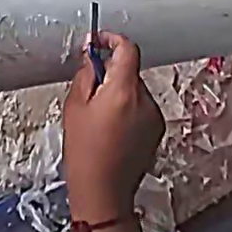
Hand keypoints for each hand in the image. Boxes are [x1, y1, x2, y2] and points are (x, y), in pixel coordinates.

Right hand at [63, 32, 164, 221]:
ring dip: (118, 91)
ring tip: (98, 115)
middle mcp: (144, 100)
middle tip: (89, 88)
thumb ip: (85, 73)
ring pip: (134, 88)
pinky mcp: (157, 129)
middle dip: (110, 71)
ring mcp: (154, 116)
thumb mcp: (74, 105)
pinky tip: (111, 127)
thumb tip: (91, 55)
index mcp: (123, 91)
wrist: (103, 191)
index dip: (112, 39)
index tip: (98, 41)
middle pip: (129, 70)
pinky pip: (141, 106)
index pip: (127, 49)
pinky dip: (127, 108)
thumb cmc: (84, 152)